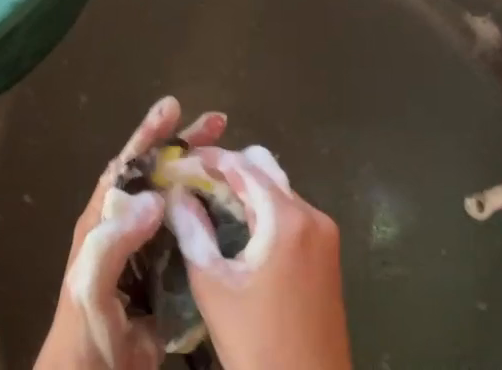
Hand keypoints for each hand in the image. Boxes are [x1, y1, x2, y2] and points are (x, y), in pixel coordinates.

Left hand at [33, 96, 227, 369]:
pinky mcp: (165, 277)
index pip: (127, 165)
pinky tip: (237, 215)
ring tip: (234, 161)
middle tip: (218, 123)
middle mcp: (126, 226)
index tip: (173, 107)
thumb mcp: (90, 282)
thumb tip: (152, 195)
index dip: (149, 134)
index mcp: (104, 219)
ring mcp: (147, 251)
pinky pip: (192, 239)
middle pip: (157, 175)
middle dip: (184, 147)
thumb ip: (112, 239)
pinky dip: (212, 221)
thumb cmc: (84, 327)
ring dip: (202, 180)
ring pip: (178, 203)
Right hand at [166, 146, 351, 369]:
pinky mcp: (327, 256)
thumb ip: (193, 230)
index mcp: (288, 219)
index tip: (174, 162)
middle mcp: (312, 216)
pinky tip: (233, 226)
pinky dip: (261, 210)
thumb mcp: (214, 285)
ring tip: (203, 201)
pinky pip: (289, 214)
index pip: (242, 166)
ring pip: (277, 190)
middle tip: (189, 183)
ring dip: (243, 189)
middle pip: (264, 170)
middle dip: (225, 169)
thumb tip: (176, 193)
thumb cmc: (257, 343)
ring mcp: (325, 236)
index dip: (206, 159)